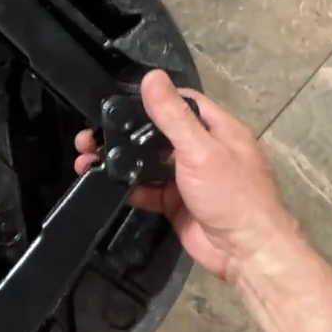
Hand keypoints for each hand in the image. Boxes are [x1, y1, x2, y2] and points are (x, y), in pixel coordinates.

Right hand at [75, 70, 300, 284]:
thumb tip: (151, 76)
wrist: (244, 254)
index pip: (181, 102)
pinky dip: (126, 185)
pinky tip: (102, 181)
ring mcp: (187, 177)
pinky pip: (145, 188)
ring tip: (86, 158)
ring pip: (146, 162)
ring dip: (118, 160)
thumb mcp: (200, 150)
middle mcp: (201, 150)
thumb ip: (173, 116)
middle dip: (123, 133)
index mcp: (217, 130)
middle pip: (156, 133)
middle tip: (90, 135)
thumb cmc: (232, 196)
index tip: (118, 101)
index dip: (152, 98)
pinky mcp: (174, 201)